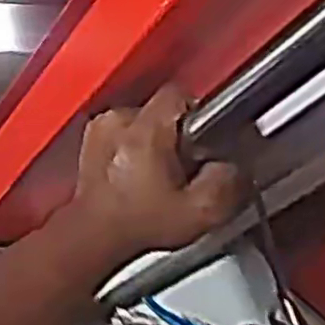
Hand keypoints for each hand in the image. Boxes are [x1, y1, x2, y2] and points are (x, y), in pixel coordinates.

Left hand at [66, 85, 245, 259]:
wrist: (98, 230)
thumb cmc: (141, 221)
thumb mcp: (200, 212)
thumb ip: (226, 183)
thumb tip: (232, 166)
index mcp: (145, 131)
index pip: (177, 94)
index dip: (198, 111)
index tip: (205, 134)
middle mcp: (119, 121)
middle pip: (160, 109)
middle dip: (177, 133)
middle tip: (184, 164)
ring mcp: (102, 126)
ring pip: (142, 119)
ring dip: (154, 139)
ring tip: (160, 172)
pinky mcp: (92, 136)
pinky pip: (122, 128)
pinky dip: (133, 144)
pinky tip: (139, 171)